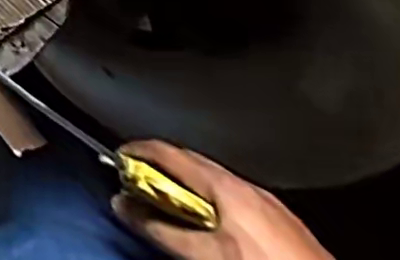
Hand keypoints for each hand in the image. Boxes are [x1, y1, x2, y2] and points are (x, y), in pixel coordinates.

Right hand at [111, 141, 332, 259]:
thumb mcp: (208, 257)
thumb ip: (163, 231)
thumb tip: (120, 204)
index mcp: (225, 185)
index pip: (169, 152)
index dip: (137, 151)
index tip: (115, 160)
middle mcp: (246, 185)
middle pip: (191, 161)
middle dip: (159, 167)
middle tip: (135, 183)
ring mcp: (269, 204)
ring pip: (213, 179)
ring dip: (184, 185)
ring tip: (167, 204)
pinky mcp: (284, 224)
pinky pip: (233, 197)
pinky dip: (209, 200)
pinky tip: (210, 225)